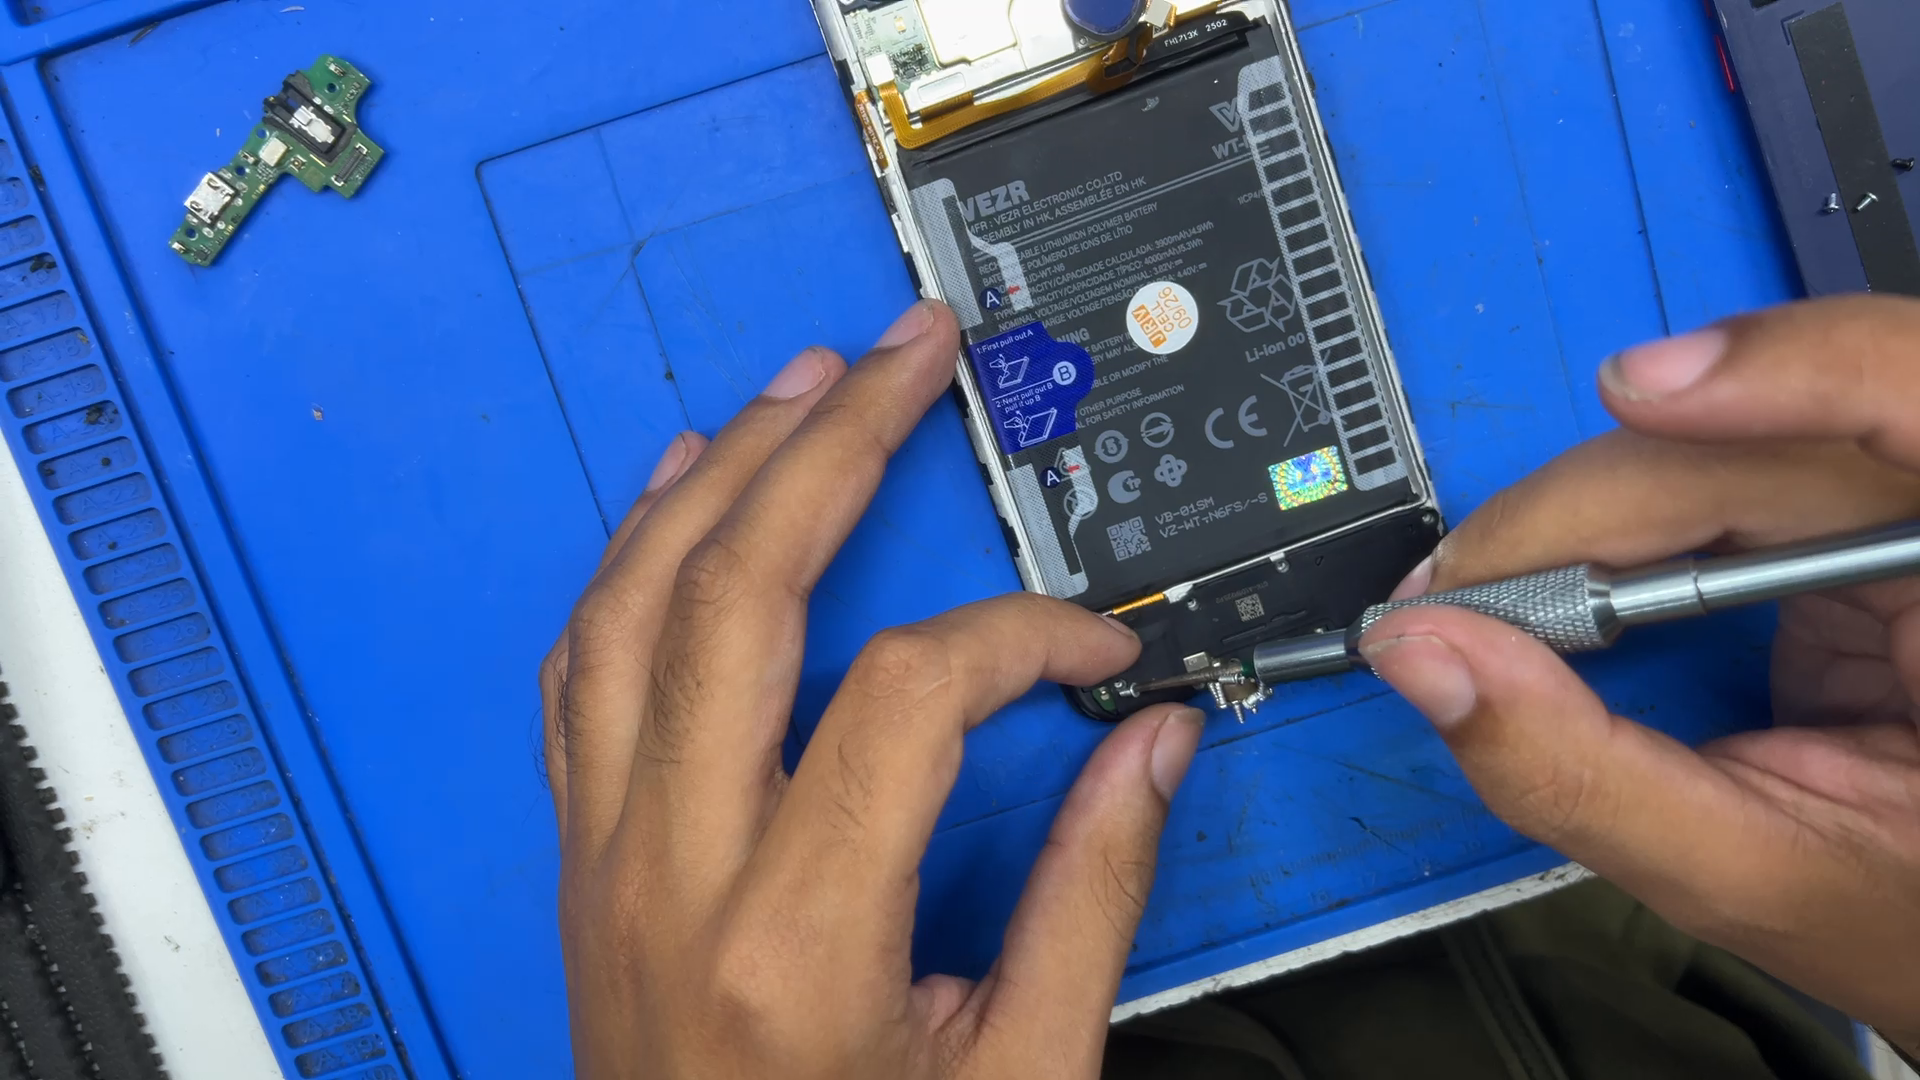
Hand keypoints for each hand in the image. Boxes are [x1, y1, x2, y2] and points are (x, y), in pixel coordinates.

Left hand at [540, 300, 1204, 1078]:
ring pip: (639, 603)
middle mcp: (674, 866)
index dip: (1021, 635)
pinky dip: (635, 550)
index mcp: (798, 937)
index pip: (913, 693)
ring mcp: (606, 844)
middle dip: (835, 445)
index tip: (1093, 645)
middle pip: (742, 591)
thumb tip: (1149, 740)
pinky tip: (687, 481)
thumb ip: (1090, 891)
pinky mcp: (585, 842)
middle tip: (902, 352)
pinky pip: (585, 661)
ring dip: (727, 470)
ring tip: (801, 380)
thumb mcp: (1018, 1075)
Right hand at [1363, 295, 1919, 1052]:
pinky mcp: (1858, 515)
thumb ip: (1572, 770)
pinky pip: (1712, 473)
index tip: (1631, 391)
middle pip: (1772, 447)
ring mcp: (1913, 512)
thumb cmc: (1912, 923)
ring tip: (1480, 595)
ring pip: (1720, 450)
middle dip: (1582, 512)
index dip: (1803, 368)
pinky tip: (1550, 571)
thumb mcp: (1748, 879)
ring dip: (1573, 518)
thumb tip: (1411, 647)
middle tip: (1452, 596)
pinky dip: (1605, 520)